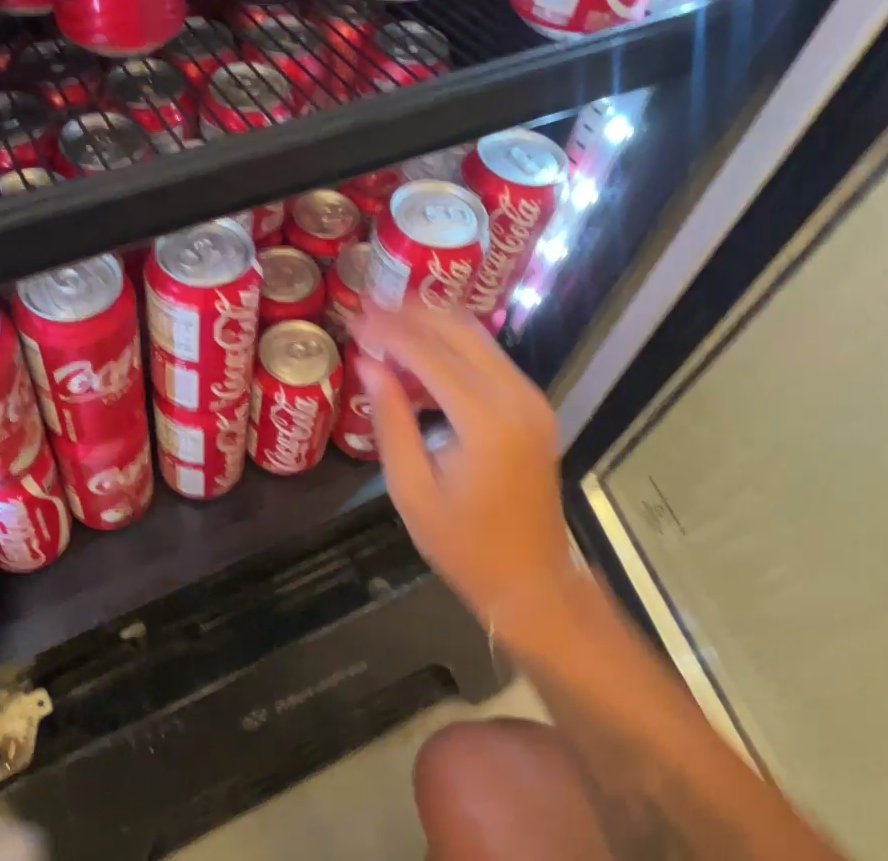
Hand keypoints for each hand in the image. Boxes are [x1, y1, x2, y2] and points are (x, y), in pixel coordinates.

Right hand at [350, 304, 572, 621]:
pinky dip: (454, 346)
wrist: (531, 580)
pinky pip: (491, 359)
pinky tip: (421, 353)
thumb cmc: (464, 545)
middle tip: (368, 307)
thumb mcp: (411, 489)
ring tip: (387, 321)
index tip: (353, 316)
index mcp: (486, 421)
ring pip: (479, 338)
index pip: (429, 354)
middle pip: (460, 332)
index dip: (388, 330)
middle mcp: (518, 398)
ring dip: (433, 324)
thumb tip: (368, 364)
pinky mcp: (534, 408)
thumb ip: (390, 420)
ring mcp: (533, 400)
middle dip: (412, 313)